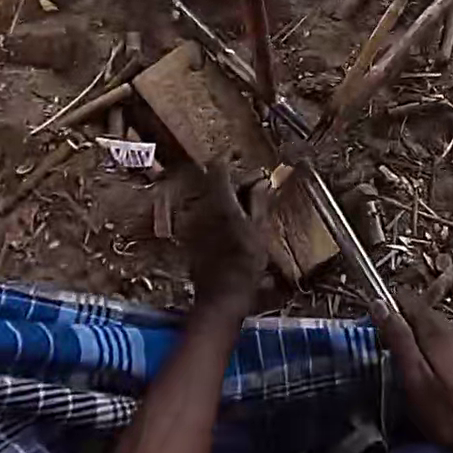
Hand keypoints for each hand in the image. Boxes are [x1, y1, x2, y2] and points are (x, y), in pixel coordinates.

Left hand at [186, 164, 272, 321]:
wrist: (221, 298)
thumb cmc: (244, 265)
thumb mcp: (259, 230)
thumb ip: (259, 201)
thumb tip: (261, 180)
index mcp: (219, 202)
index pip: (218, 166)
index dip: (228, 155)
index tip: (240, 153)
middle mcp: (201, 207)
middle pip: (215, 182)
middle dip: (234, 180)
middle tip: (253, 187)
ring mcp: (193, 222)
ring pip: (210, 199)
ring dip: (227, 197)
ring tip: (247, 207)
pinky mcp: (191, 236)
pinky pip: (205, 214)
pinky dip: (219, 212)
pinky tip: (234, 225)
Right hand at [373, 293, 452, 452]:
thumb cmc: (447, 413)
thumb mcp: (414, 375)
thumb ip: (397, 336)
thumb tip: (379, 303)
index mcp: (436, 327)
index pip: (404, 297)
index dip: (386, 308)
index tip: (375, 328)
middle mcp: (451, 329)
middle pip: (416, 312)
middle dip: (398, 326)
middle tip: (386, 353)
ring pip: (426, 329)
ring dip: (411, 341)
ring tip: (402, 369)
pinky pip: (438, 343)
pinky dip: (425, 352)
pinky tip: (423, 377)